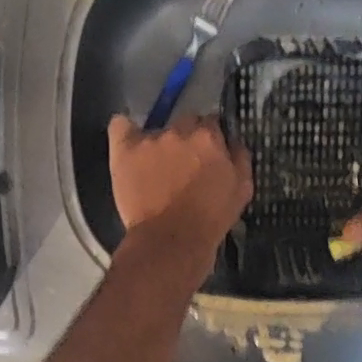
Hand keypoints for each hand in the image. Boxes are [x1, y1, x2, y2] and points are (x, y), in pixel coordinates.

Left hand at [108, 114, 252, 249]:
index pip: (211, 122)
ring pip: (157, 130)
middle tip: (186, 162)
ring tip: (157, 167)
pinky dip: (125, 130)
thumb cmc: (211, 218)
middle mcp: (179, 131)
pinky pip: (120, 126)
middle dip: (187, 137)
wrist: (171, 240)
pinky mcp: (124, 151)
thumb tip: (232, 140)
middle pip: (185, 121)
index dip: (211, 138)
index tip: (209, 154)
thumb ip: (239, 157)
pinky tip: (130, 141)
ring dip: (160, 143)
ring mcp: (149, 139)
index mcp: (209, 137)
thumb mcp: (242, 189)